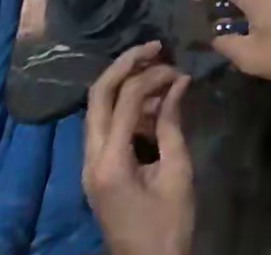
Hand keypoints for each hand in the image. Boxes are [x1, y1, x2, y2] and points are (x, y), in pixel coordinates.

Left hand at [83, 42, 193, 254]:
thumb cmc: (168, 225)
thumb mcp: (177, 172)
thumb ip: (172, 123)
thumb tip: (178, 81)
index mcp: (109, 162)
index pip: (125, 99)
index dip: (153, 76)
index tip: (179, 69)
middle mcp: (91, 159)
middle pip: (98, 95)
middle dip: (125, 64)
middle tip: (156, 46)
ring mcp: (90, 165)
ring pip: (98, 107)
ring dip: (125, 82)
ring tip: (160, 70)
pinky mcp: (98, 169)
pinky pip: (106, 124)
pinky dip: (127, 104)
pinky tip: (154, 101)